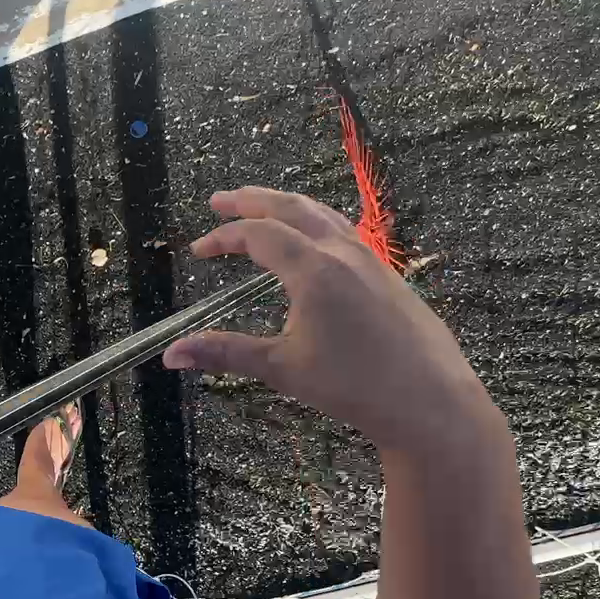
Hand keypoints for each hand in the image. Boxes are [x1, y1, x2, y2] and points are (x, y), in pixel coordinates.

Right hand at [164, 187, 504, 457]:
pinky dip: (313, 224)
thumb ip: (223, 353)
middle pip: (292, 208)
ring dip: (286, 207)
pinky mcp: (386, 274)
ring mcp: (371, 260)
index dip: (224, 237)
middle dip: (253, 201)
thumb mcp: (279, 368)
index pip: (259, 235)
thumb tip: (170, 354)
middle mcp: (343, 253)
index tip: (198, 250)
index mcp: (314, 270)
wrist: (429, 399)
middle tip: (221, 199)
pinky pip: (343, 232)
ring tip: (262, 210)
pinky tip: (310, 242)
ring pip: (322, 216)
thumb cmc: (351, 384)